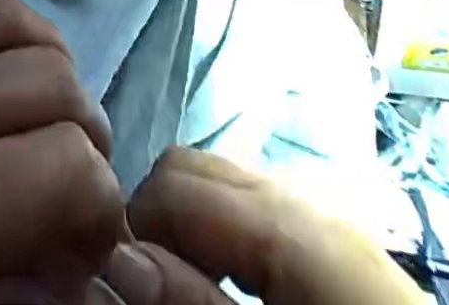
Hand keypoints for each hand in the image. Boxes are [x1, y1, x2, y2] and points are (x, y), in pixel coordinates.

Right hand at [104, 148, 421, 304]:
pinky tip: (229, 280)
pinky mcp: (328, 232)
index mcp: (294, 227)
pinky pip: (248, 203)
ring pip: (215, 179)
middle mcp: (303, 198)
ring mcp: (319, 210)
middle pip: (190, 166)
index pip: (175, 182)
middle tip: (155, 280)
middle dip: (157, 213)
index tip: (131, 282)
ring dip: (186, 221)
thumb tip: (120, 258)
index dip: (138, 225)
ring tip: (189, 283)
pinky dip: (220, 229)